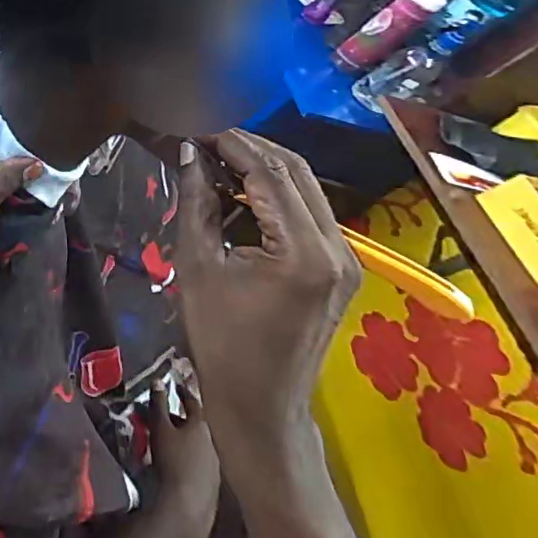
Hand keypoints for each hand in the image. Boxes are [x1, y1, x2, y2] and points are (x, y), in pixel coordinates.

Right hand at [144, 381, 219, 537]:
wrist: (187, 506)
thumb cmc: (172, 460)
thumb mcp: (159, 427)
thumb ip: (158, 403)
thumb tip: (158, 381)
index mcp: (201, 426)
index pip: (193, 402)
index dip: (183, 392)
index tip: (177, 385)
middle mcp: (213, 443)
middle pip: (196, 425)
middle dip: (181, 419)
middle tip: (164, 417)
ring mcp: (215, 465)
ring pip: (199, 445)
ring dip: (186, 440)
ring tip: (168, 441)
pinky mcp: (213, 485)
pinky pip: (200, 463)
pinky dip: (189, 457)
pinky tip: (178, 464)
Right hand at [173, 131, 360, 445]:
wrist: (260, 404)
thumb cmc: (220, 341)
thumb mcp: (197, 265)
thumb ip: (197, 202)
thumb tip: (190, 154)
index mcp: (303, 252)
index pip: (270, 174)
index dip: (232, 145)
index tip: (196, 134)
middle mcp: (337, 249)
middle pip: (296, 172)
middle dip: (250, 148)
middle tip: (205, 142)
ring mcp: (346, 259)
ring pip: (307, 187)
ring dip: (264, 168)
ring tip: (218, 162)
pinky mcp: (340, 268)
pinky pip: (309, 212)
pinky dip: (276, 193)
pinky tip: (242, 193)